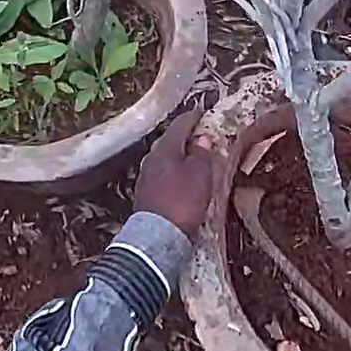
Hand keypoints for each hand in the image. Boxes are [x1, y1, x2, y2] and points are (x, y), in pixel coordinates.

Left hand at [133, 108, 214, 237]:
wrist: (157, 239)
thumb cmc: (182, 201)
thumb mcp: (200, 175)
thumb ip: (201, 153)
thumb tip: (202, 138)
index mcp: (165, 149)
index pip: (180, 124)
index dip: (194, 117)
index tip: (204, 112)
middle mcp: (152, 158)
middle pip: (171, 140)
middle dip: (187, 135)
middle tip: (203, 134)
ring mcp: (146, 175)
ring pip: (166, 157)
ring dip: (181, 153)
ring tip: (196, 156)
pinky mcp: (146, 193)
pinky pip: (163, 172)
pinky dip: (175, 169)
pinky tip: (183, 176)